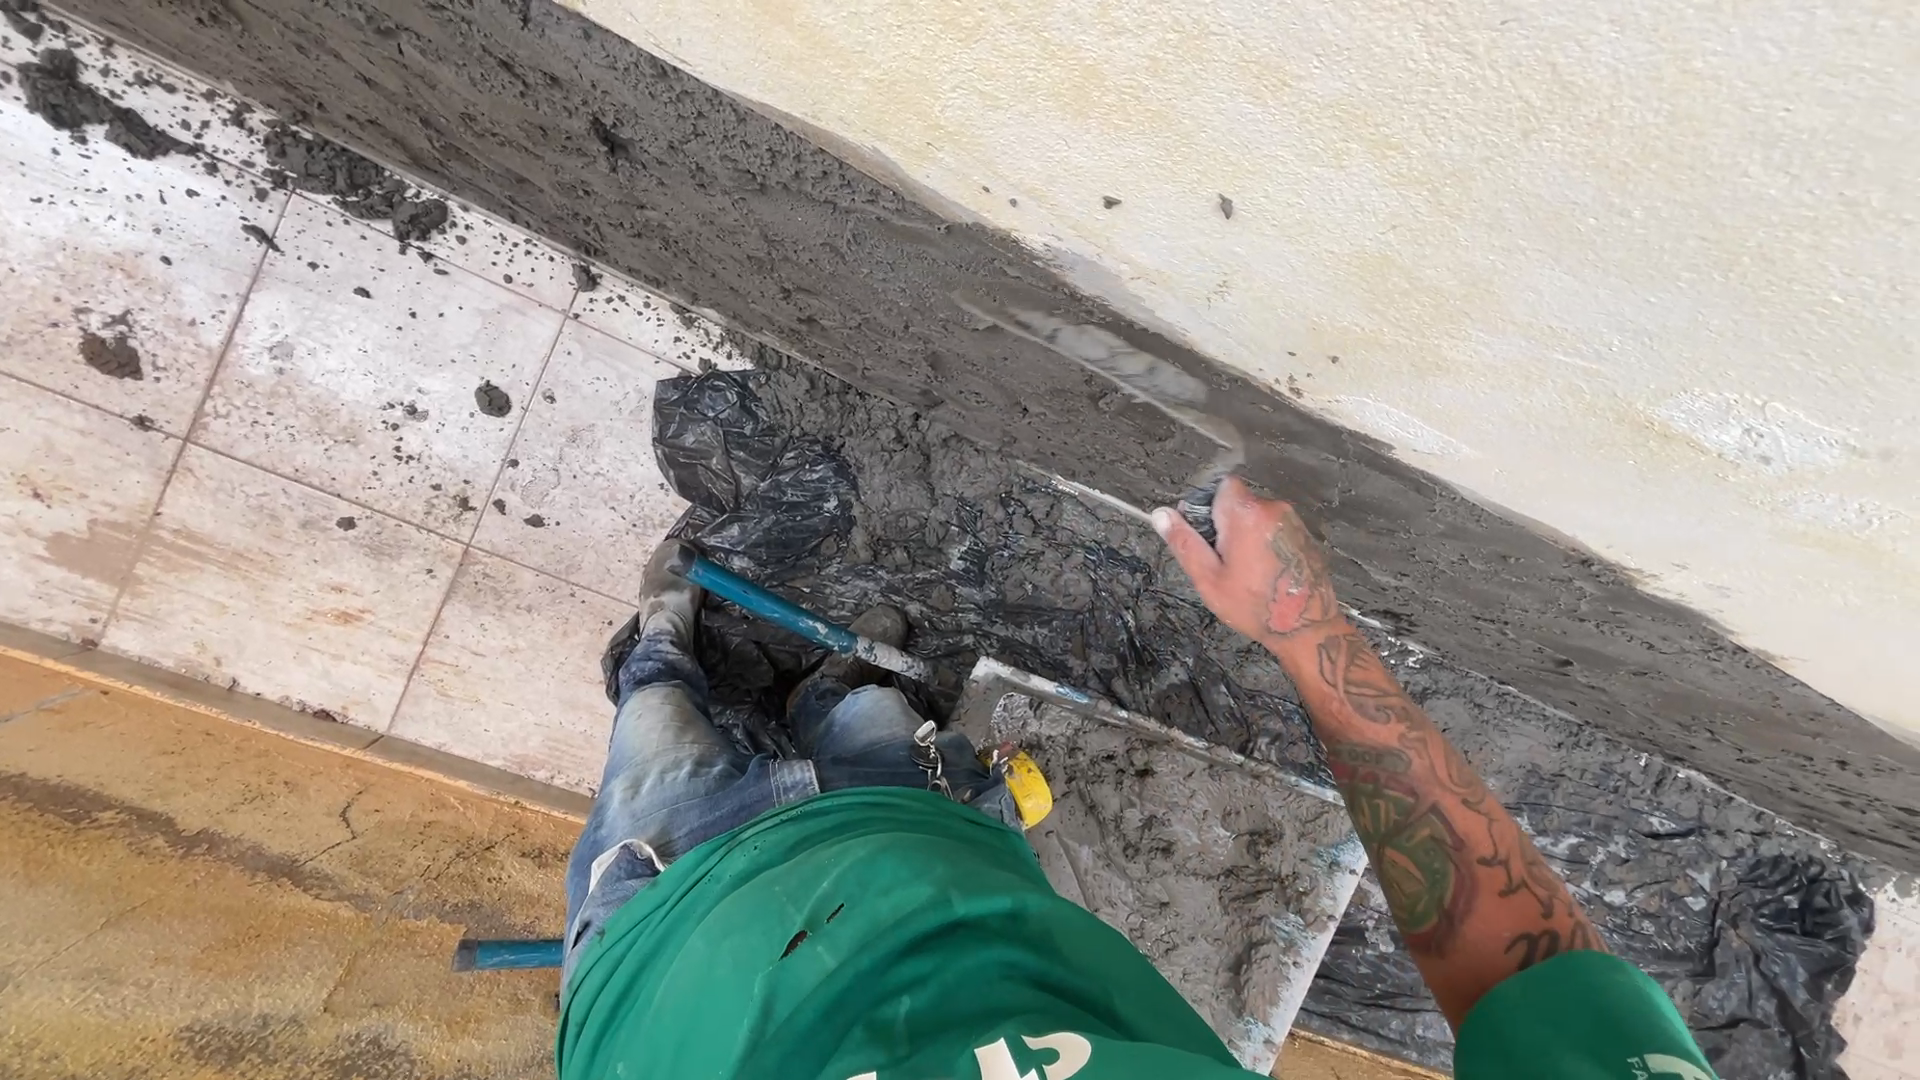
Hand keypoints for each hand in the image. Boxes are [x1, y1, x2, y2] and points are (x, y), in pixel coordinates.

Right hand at [1152, 475, 1343, 650]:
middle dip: (1224, 524)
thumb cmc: (1254, 605)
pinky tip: (1262, 571)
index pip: (1221, 485)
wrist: (1307, 627)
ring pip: (1255, 516)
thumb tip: (1160, 515)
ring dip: (1244, 535)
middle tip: (1221, 559)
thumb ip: (1184, 541)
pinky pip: (1274, 529)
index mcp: (1246, 514)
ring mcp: (1292, 522)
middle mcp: (1273, 509)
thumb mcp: (1208, 577)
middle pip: (1238, 501)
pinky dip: (1264, 543)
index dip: (1207, 505)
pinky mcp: (1304, 536)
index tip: (1204, 533)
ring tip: (1244, 570)